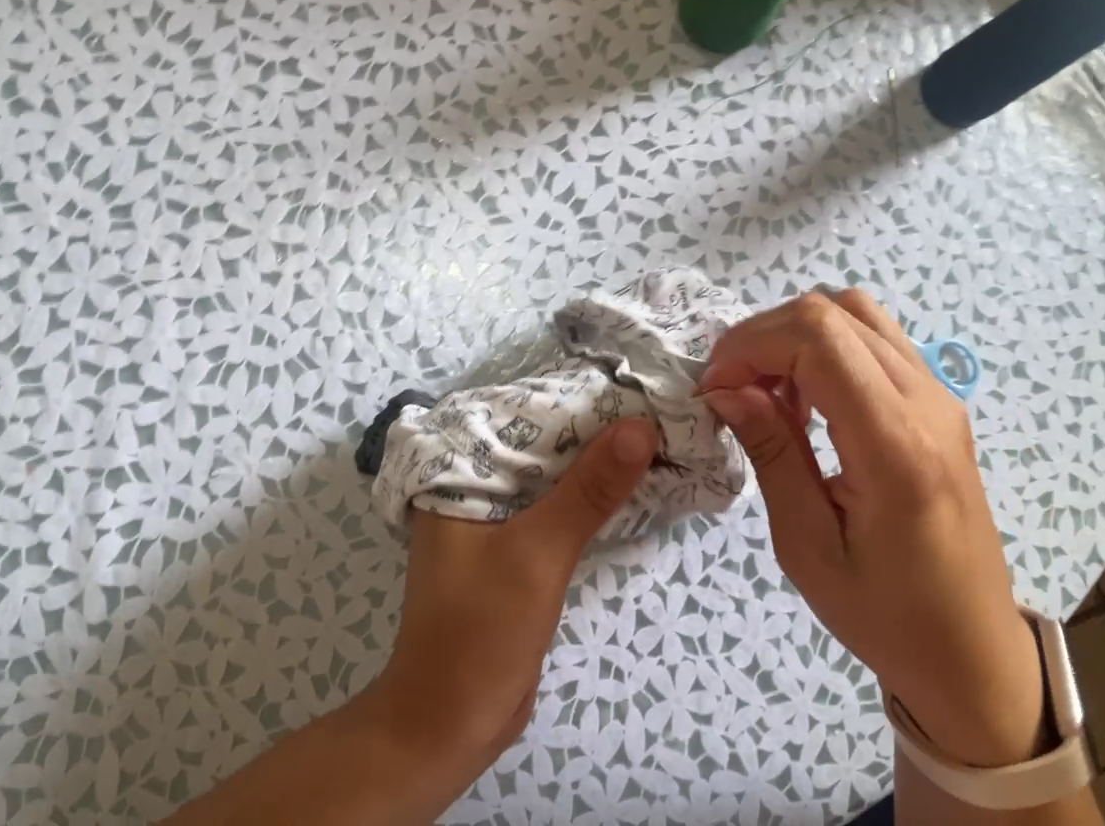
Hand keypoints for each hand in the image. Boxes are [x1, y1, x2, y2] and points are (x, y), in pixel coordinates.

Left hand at [366, 418, 660, 768]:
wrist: (451, 724)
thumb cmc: (479, 633)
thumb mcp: (537, 554)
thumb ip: (587, 491)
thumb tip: (640, 427)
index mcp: (454, 474)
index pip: (517, 416)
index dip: (573, 399)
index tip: (630, 381)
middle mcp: (468, 488)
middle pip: (537, 446)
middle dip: (590, 431)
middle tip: (653, 405)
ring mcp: (491, 521)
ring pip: (549, 479)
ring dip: (593, 466)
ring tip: (652, 435)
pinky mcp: (512, 552)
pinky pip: (553, 511)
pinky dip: (586, 501)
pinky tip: (628, 486)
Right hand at [701, 290, 1046, 766]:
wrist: (970, 649)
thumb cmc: (885, 614)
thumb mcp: (808, 546)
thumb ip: (772, 454)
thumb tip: (728, 389)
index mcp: (895, 444)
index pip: (818, 337)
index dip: (751, 345)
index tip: (713, 389)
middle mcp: (927, 402)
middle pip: (833, 312)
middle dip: (764, 336)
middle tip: (729, 388)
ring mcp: (941, 397)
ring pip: (857, 313)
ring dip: (795, 337)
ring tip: (765, 390)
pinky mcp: (940, 403)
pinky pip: (876, 340)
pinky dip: (826, 347)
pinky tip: (805, 398)